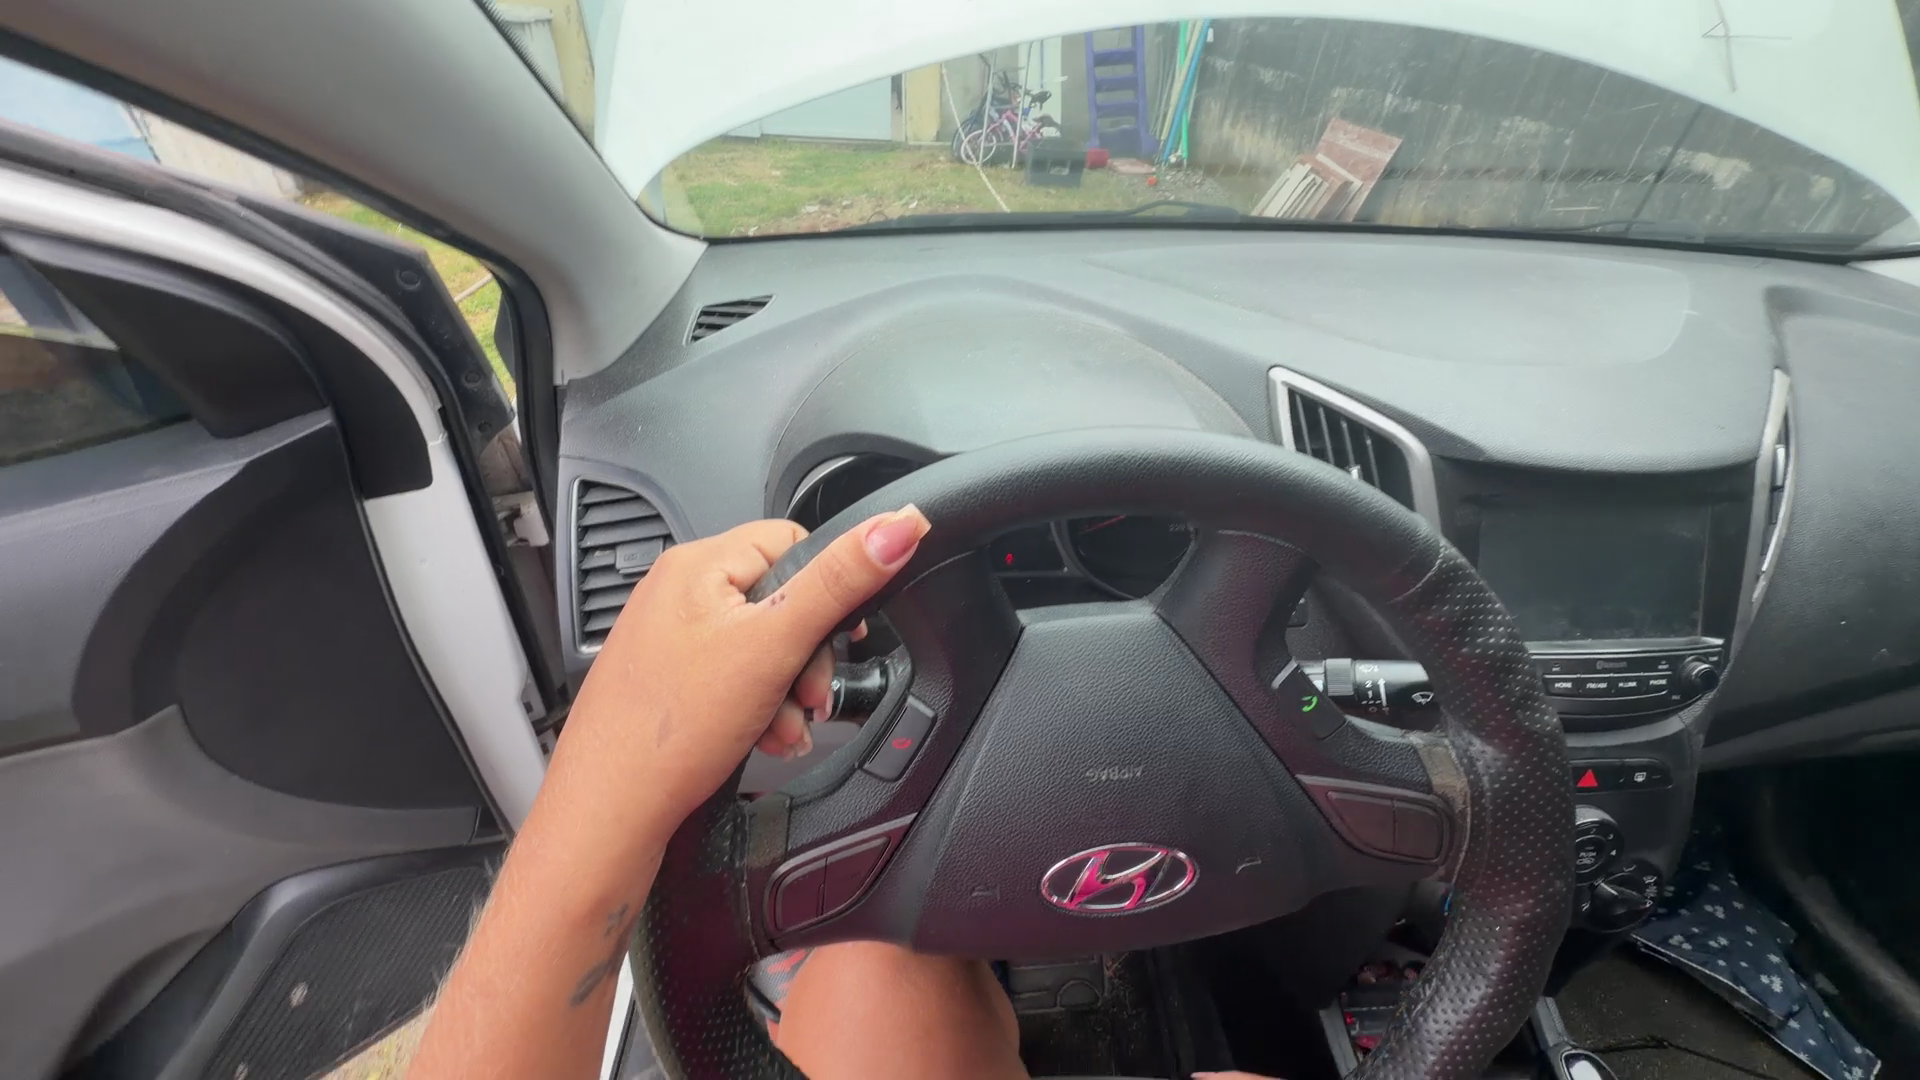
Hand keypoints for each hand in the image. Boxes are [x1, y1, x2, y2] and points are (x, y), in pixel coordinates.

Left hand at [551, 506, 929, 828]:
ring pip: (764, 642)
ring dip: (790, 685)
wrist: (609, 816)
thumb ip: (840, 582)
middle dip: (809, 653)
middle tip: (810, 693)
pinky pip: (737, 671)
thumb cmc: (670, 731)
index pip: (795, 542)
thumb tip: (896, 527)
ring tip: (786, 723)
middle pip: (783, 598)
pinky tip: (765, 732)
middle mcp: (680, 591)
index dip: (830, 588)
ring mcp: (672, 634)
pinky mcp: (672, 673)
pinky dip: (762, 702)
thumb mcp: (775, 645)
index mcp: (699, 563)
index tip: (844, 632)